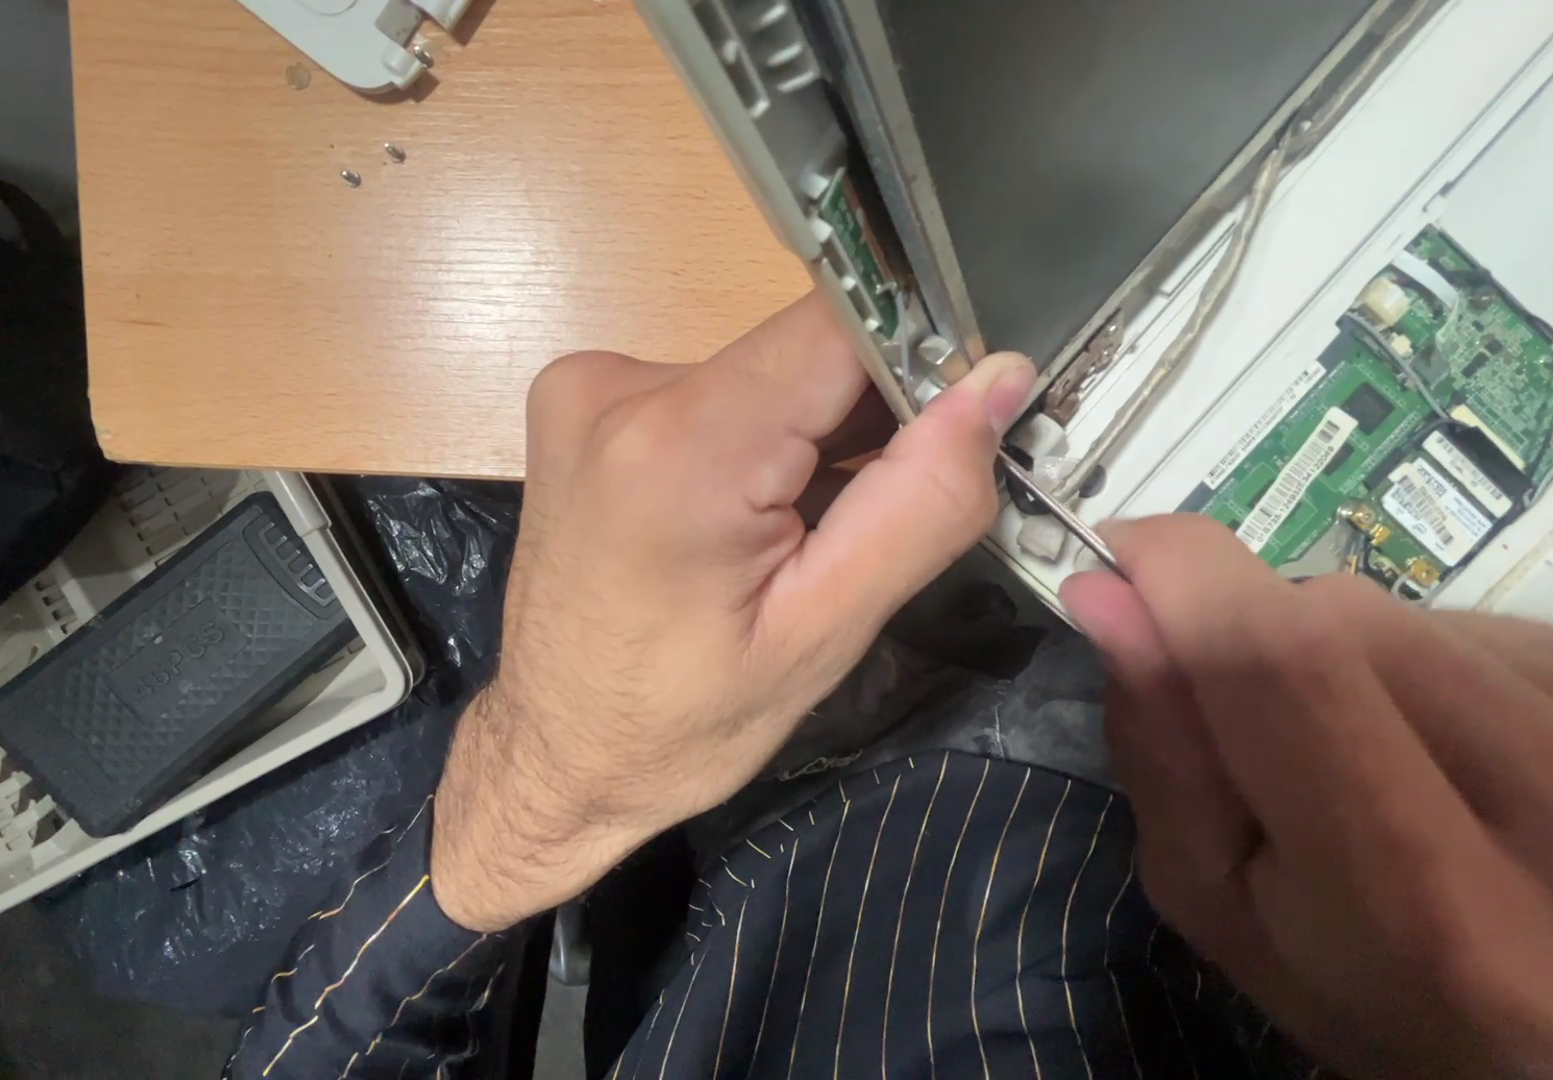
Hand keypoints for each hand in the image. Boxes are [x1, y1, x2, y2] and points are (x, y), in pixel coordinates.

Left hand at [431, 293, 1035, 930]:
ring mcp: (585, 389)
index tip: (947, 428)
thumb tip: (994, 381)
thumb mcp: (821, 634)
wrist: (559, 749)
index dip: (914, 361)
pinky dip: (747, 439)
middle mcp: (617, 388)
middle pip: (798, 350)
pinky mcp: (576, 404)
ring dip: (800, 436)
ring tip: (788, 534)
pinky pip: (706, 391)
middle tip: (857, 519)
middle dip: (856, 419)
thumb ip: (920, 502)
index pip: (841, 325)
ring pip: (757, 371)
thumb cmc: (679, 722)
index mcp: (682, 446)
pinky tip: (738, 517)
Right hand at [1062, 515, 1552, 1078]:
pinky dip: (1427, 658)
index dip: (1179, 576)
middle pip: (1341, 620)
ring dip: (1342, 648)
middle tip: (1256, 717)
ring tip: (1375, 748)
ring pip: (1411, 613)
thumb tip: (1103, 595)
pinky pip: (1493, 623)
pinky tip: (1459, 745)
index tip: (1115, 554)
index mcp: (1427, 900)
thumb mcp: (1220, 901)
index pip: (1280, 660)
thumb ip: (1159, 752)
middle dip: (1249, 627)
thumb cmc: (1370, 992)